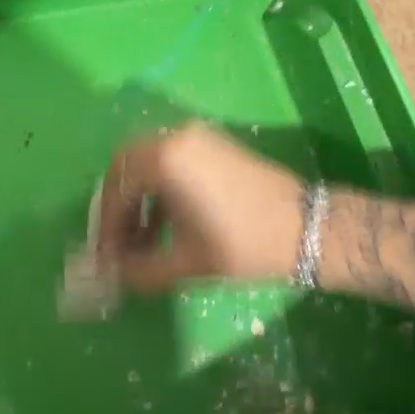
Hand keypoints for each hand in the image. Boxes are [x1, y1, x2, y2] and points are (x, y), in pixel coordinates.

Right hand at [96, 123, 305, 292]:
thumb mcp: (186, 263)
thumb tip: (108, 276)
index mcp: (165, 158)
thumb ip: (138, 270)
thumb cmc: (244, 245)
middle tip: (117, 244)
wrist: (309, 229)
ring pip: (149, 162)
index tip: (105, 258)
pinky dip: (160, 189)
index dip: (105, 226)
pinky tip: (166, 225)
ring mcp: (198, 137)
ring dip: (138, 199)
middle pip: (127, 166)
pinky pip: (172, 160)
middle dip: (117, 207)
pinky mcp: (215, 145)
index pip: (115, 187)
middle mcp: (177, 137)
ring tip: (142, 241)